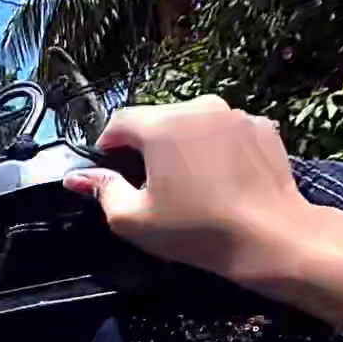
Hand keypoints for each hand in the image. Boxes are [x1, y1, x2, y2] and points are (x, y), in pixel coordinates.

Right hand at [62, 96, 322, 283]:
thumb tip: (75, 177)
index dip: (107, 146)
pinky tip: (218, 182)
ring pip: (192, 124)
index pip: (119, 120)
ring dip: (180, 147)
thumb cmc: (191, 230)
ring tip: (187, 185)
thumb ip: (102, 190)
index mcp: (162, 125)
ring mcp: (236, 114)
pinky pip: (224, 132)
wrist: (267, 235)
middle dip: (145, 146)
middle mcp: (200, 105)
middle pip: (157, 118)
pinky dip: (213, 150)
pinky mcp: (263, 127)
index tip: (111, 174)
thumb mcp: (132, 219)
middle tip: (149, 186)